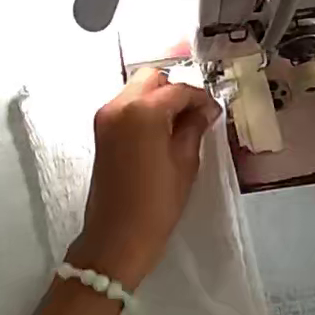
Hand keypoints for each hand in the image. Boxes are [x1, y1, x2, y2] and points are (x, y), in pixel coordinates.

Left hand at [68, 67, 220, 289]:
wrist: (118, 235)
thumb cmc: (157, 203)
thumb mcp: (185, 163)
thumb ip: (194, 128)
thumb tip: (205, 110)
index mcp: (142, 111)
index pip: (178, 89)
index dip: (200, 97)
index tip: (214, 111)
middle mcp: (119, 106)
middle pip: (151, 79)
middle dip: (175, 90)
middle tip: (195, 113)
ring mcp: (105, 118)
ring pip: (136, 90)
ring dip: (158, 99)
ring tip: (180, 125)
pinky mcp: (100, 132)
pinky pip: (126, 107)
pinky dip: (144, 111)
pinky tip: (161, 133)